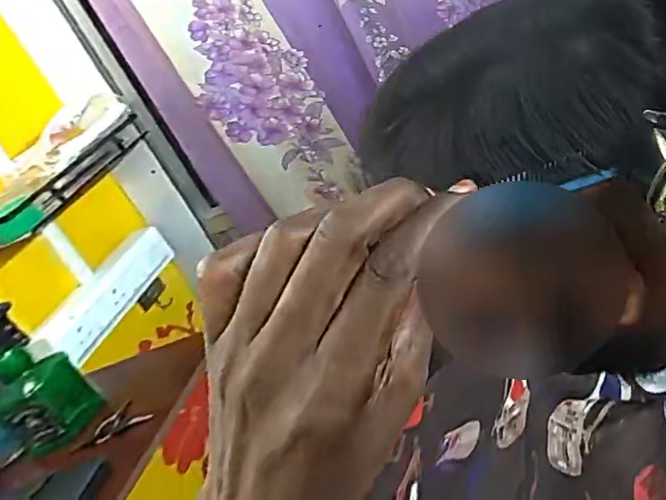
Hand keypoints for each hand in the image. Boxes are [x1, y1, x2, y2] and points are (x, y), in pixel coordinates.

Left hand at [196, 180, 464, 499]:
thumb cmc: (332, 472)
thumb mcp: (392, 419)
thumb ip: (415, 338)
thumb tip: (434, 258)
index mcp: (332, 385)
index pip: (387, 273)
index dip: (429, 223)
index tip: (454, 198)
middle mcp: (277, 355)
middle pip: (334, 241)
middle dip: (387, 200)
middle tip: (416, 194)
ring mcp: (236, 341)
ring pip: (284, 238)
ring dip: (336, 211)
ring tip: (368, 215)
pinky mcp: (211, 335)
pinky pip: (228, 262)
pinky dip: (269, 236)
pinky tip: (302, 241)